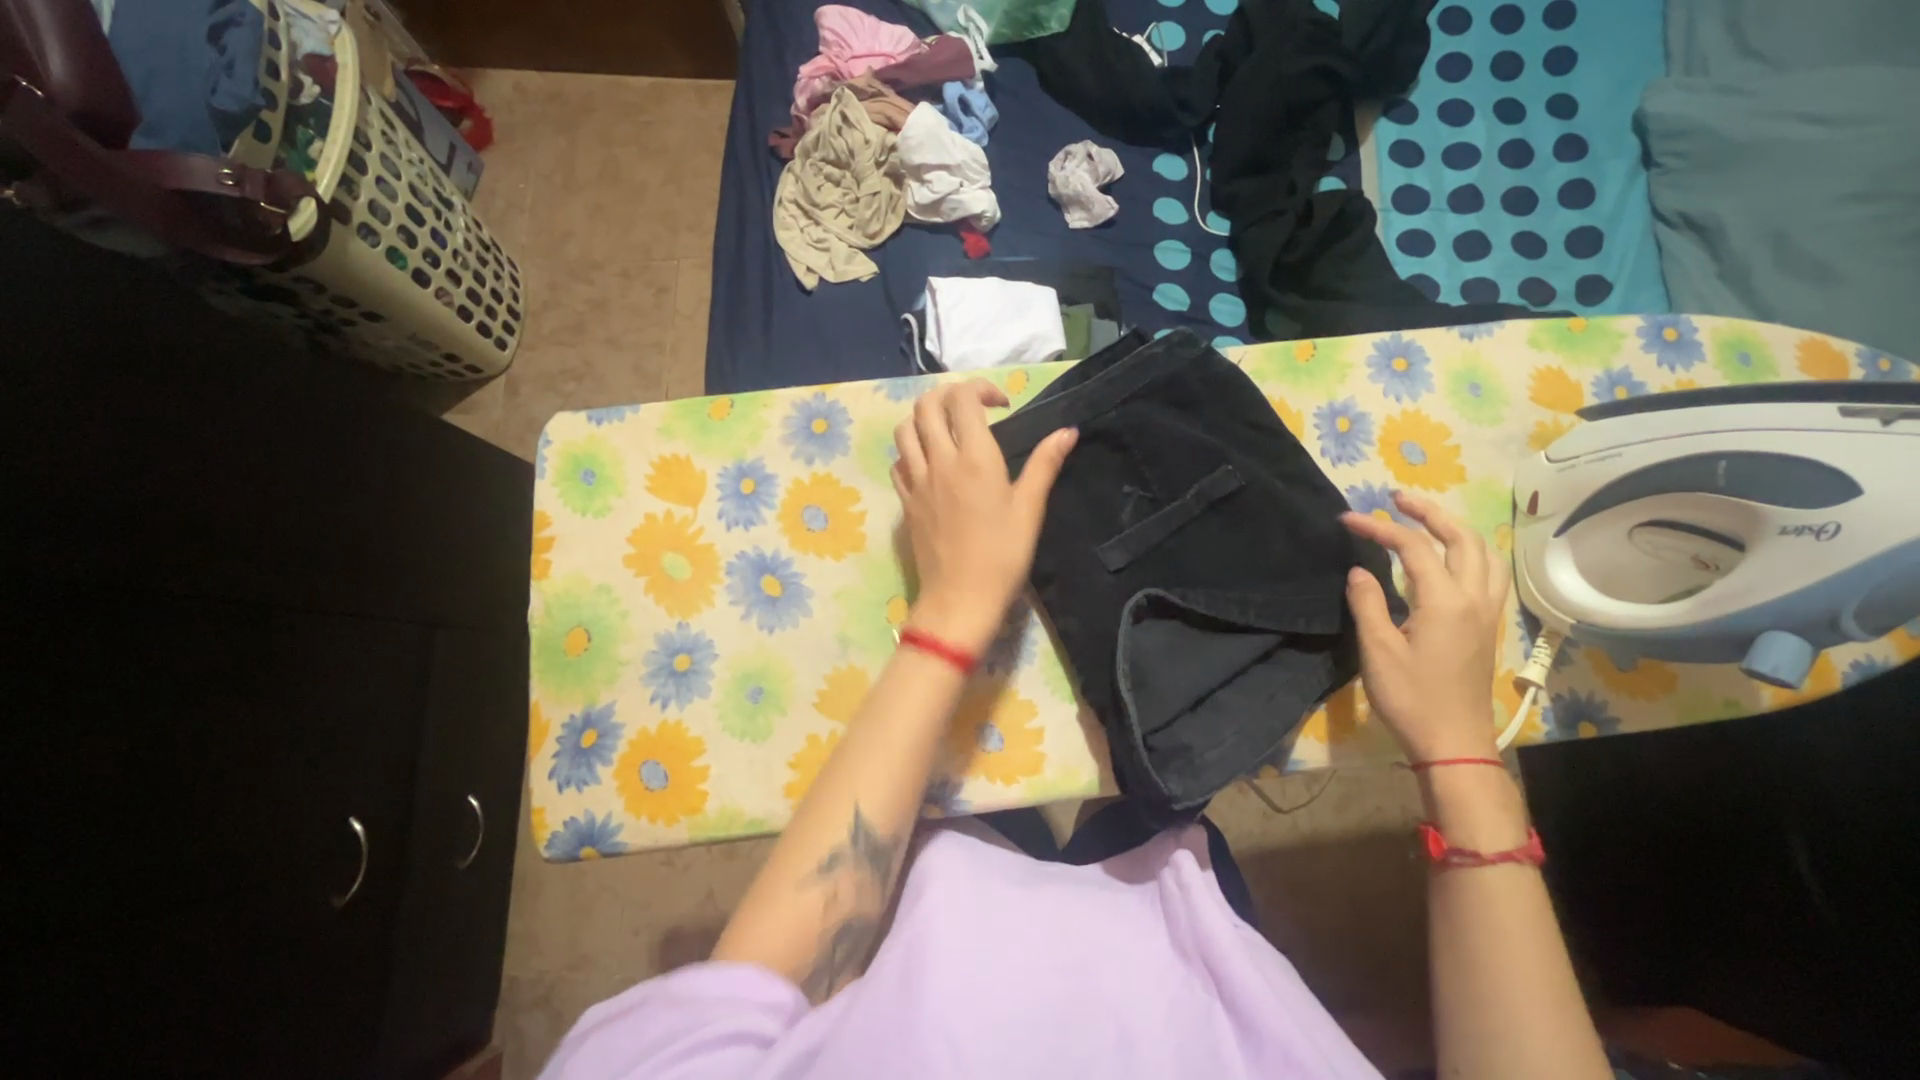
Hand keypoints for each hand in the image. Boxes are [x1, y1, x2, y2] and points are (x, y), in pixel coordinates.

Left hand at [892, 379, 1076, 652]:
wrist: (960, 598)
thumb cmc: (1002, 556)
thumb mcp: (1030, 510)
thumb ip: (1044, 465)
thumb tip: (1067, 432)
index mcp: (974, 458)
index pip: (963, 399)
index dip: (981, 389)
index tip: (1001, 406)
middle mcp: (939, 461)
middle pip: (926, 405)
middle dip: (949, 396)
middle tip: (971, 410)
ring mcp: (917, 481)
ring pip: (905, 429)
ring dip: (924, 418)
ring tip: (947, 430)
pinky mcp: (905, 502)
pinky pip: (898, 461)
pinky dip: (910, 450)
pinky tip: (929, 462)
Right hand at [1339, 491, 1507, 761]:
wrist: (1453, 741)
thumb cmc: (1411, 698)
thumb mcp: (1378, 651)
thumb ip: (1368, 603)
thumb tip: (1361, 570)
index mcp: (1446, 601)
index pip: (1414, 547)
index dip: (1379, 527)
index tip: (1347, 520)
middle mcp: (1474, 598)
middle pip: (1461, 538)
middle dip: (1429, 512)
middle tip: (1397, 499)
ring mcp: (1487, 612)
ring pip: (1483, 554)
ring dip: (1456, 529)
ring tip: (1427, 520)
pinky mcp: (1488, 626)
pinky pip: (1489, 573)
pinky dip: (1470, 552)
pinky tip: (1451, 558)